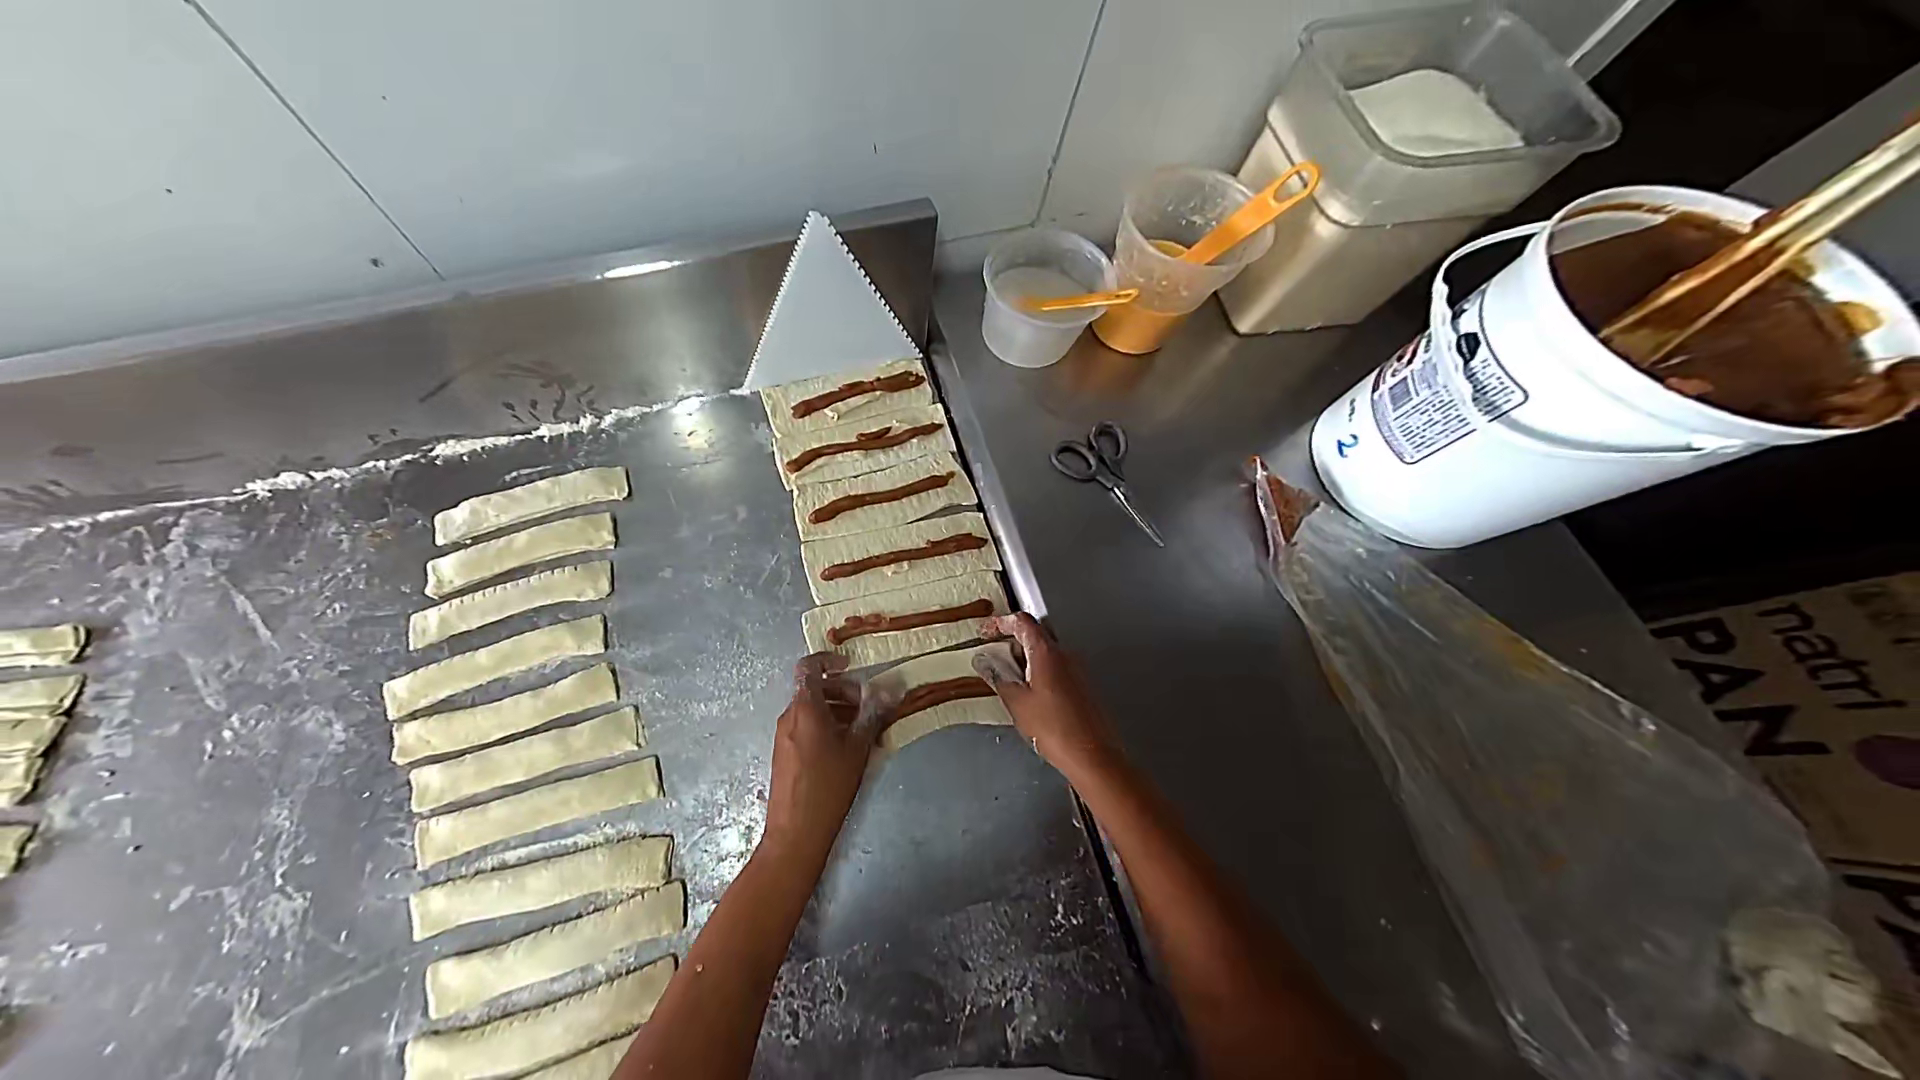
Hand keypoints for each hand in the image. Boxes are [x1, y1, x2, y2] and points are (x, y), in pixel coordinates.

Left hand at [764, 653, 887, 854]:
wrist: (796, 831)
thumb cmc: (829, 785)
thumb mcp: (858, 746)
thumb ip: (873, 713)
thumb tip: (892, 688)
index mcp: (805, 708)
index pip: (810, 667)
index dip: (829, 660)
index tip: (850, 665)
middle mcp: (789, 716)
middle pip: (815, 689)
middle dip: (844, 691)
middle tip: (868, 706)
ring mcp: (783, 735)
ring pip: (812, 709)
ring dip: (838, 710)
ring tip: (863, 730)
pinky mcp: (784, 753)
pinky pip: (806, 726)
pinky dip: (827, 726)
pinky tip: (846, 748)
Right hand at [974, 613, 1119, 776]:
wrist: (1092, 755)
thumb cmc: (1057, 729)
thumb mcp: (1017, 703)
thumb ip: (999, 678)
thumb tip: (987, 664)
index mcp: (1047, 653)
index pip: (1024, 622)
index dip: (1002, 622)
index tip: (988, 629)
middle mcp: (1066, 656)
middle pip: (1036, 636)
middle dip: (1012, 643)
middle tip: (993, 656)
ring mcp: (1077, 671)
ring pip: (1046, 654)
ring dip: (1025, 660)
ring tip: (1009, 679)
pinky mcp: (1082, 687)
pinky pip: (1057, 669)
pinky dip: (1039, 673)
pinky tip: (1029, 694)